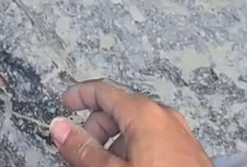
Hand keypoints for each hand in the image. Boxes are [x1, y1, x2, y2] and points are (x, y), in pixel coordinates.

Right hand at [49, 80, 213, 166]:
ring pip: (135, 127)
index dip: (79, 95)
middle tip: (80, 155)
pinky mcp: (188, 151)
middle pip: (117, 108)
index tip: (63, 105)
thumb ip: (84, 150)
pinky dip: (133, 150)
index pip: (102, 90)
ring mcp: (178, 132)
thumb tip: (58, 127)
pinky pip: (152, 140)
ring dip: (113, 143)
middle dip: (95, 129)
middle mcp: (162, 114)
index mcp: (142, 112)